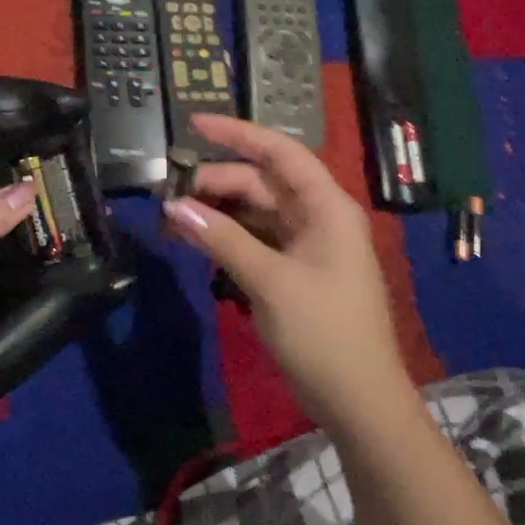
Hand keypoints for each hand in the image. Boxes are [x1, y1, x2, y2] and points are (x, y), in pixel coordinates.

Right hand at [162, 114, 413, 423]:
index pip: (280, 154)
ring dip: (214, 212)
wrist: (357, 399)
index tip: (193, 125)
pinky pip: (253, 241)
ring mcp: (305, 247)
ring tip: (170, 219)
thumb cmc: (324, 333)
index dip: (238, 134)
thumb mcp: (270, 281)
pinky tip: (193, 240)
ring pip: (252, 213)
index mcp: (326, 208)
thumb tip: (173, 205)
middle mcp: (316, 218)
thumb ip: (222, 238)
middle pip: (260, 183)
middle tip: (166, 194)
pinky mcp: (291, 273)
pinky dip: (224, 238)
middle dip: (213, 183)